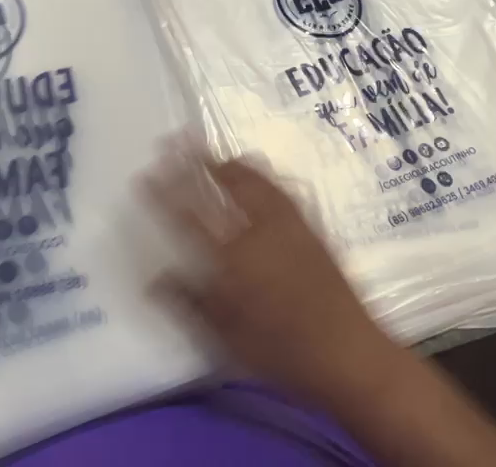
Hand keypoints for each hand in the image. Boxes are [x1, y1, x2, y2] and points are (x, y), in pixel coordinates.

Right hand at [145, 153, 395, 410]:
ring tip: (210, 150)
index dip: (163, 191)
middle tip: (173, 140)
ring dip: (226, 162)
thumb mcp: (226, 339)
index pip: (187, 216)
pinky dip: (259, 174)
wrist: (350, 354)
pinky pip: (279, 188)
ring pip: (251, 180)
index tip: (145, 173)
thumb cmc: (282, 353)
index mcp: (231, 259)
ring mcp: (287, 225)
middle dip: (192, 160)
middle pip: (218, 186)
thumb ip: (188, 304)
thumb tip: (153, 279)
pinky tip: (254, 171)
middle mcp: (257, 232)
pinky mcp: (311, 227)